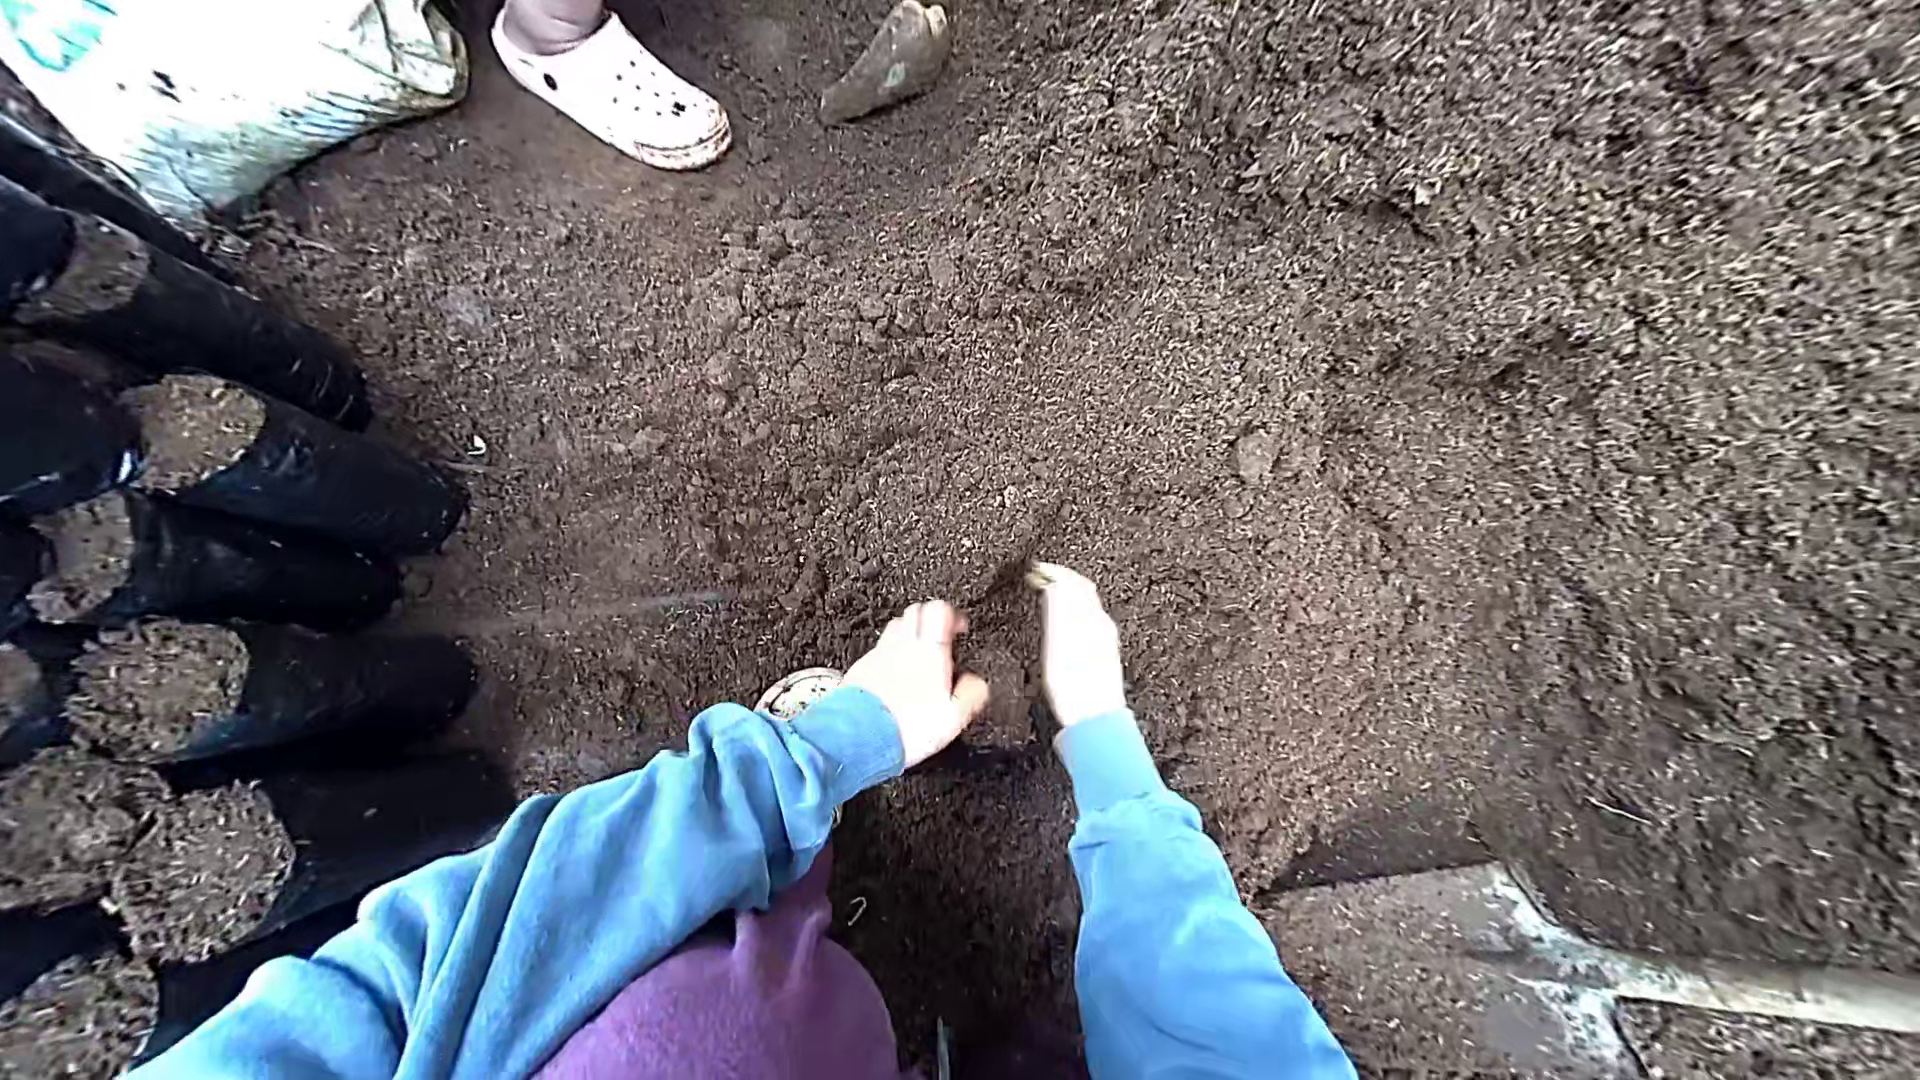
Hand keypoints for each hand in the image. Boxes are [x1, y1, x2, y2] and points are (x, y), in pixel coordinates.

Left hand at [843, 599, 990, 767]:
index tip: (959, 628)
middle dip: (930, 618)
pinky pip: (879, 650)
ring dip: (909, 633)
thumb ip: (972, 693)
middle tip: (940, 636)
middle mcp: (903, 646)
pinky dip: (890, 654)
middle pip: (916, 611)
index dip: (952, 614)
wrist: (861, 737)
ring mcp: (880, 655)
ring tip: (918, 653)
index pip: (940, 610)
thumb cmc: (908, 726)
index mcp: (930, 651)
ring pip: (896, 627)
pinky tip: (894, 675)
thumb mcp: (955, 716)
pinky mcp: (861, 668)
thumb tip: (977, 683)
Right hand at [1027, 562, 1126, 726]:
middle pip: (1082, 590)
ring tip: (1048, 591)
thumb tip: (1053, 582)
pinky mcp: (1101, 652)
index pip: (1074, 581)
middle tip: (1040, 575)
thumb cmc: (1074, 688)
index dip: (1053, 570)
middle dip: (1060, 578)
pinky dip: (1071, 609)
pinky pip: (1087, 619)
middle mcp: (1101, 624)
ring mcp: (1103, 638)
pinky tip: (1063, 619)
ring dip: (1066, 593)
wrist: (1093, 719)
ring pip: (1085, 604)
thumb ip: (1057, 611)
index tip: (1035, 568)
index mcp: (1093, 618)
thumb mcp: (1057, 646)